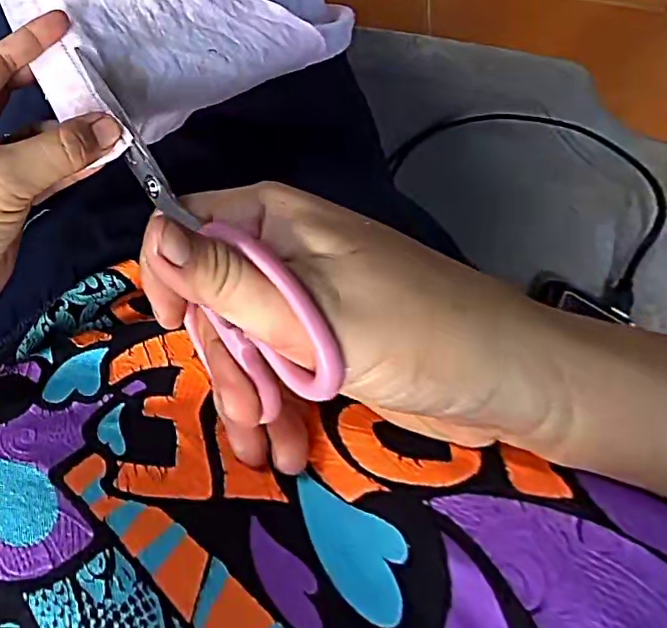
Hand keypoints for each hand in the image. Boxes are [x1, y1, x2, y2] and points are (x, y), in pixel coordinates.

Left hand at [0, 11, 121, 351]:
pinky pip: (50, 170)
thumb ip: (60, 150)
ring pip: (41, 137)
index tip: (62, 22)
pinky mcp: (14, 197)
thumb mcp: (3, 177)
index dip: (29, 41)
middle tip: (94, 69)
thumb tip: (109, 126)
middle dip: (56, 84)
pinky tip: (102, 155)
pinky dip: (74, 164)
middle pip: (22, 97)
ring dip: (73, 131)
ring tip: (112, 119)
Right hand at [139, 183, 578, 474]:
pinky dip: (272, 405)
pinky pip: (268, 362)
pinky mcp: (313, 335)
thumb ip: (227, 278)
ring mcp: (294, 294)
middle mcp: (275, 248)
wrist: (513, 383)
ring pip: (236, 336)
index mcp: (270, 217)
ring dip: (246, 393)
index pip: (185, 224)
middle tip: (249, 410)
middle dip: (223, 357)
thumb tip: (153, 235)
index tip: (177, 329)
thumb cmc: (415, 333)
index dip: (171, 273)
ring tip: (270, 448)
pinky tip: (286, 449)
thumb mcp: (312, 312)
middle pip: (209, 293)